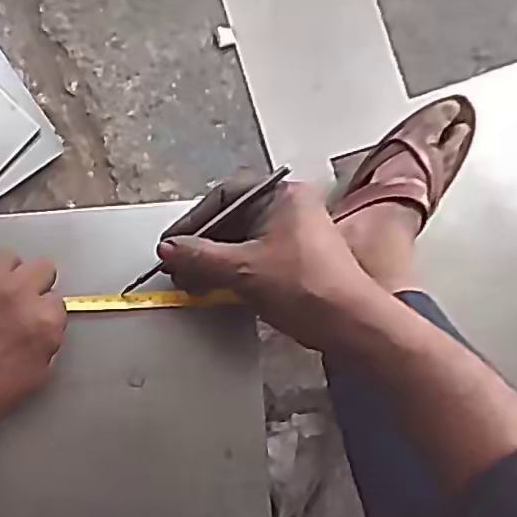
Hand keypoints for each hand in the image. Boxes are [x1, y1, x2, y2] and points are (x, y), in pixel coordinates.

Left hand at [0, 247, 66, 438]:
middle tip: (16, 303)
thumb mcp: (36, 375)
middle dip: (31, 286)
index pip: (56, 300)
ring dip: (4, 273)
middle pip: (40, 269)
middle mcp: (19, 293)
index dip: (42, 312)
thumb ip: (48, 341)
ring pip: (9, 258)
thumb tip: (46, 326)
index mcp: (44, 320)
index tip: (32, 319)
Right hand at [157, 175, 392, 349]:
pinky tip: (211, 287)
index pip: (222, 197)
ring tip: (189, 281)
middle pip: (228, 220)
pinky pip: (248, 258)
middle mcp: (287, 208)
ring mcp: (290, 235)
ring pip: (237, 241)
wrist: (347, 322)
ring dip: (209, 262)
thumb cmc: (306, 287)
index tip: (171, 245)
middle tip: (176, 266)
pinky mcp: (290, 260)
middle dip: (198, 246)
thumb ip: (198, 256)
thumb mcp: (242, 269)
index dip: (191, 222)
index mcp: (281, 195)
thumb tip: (168, 249)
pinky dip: (226, 272)